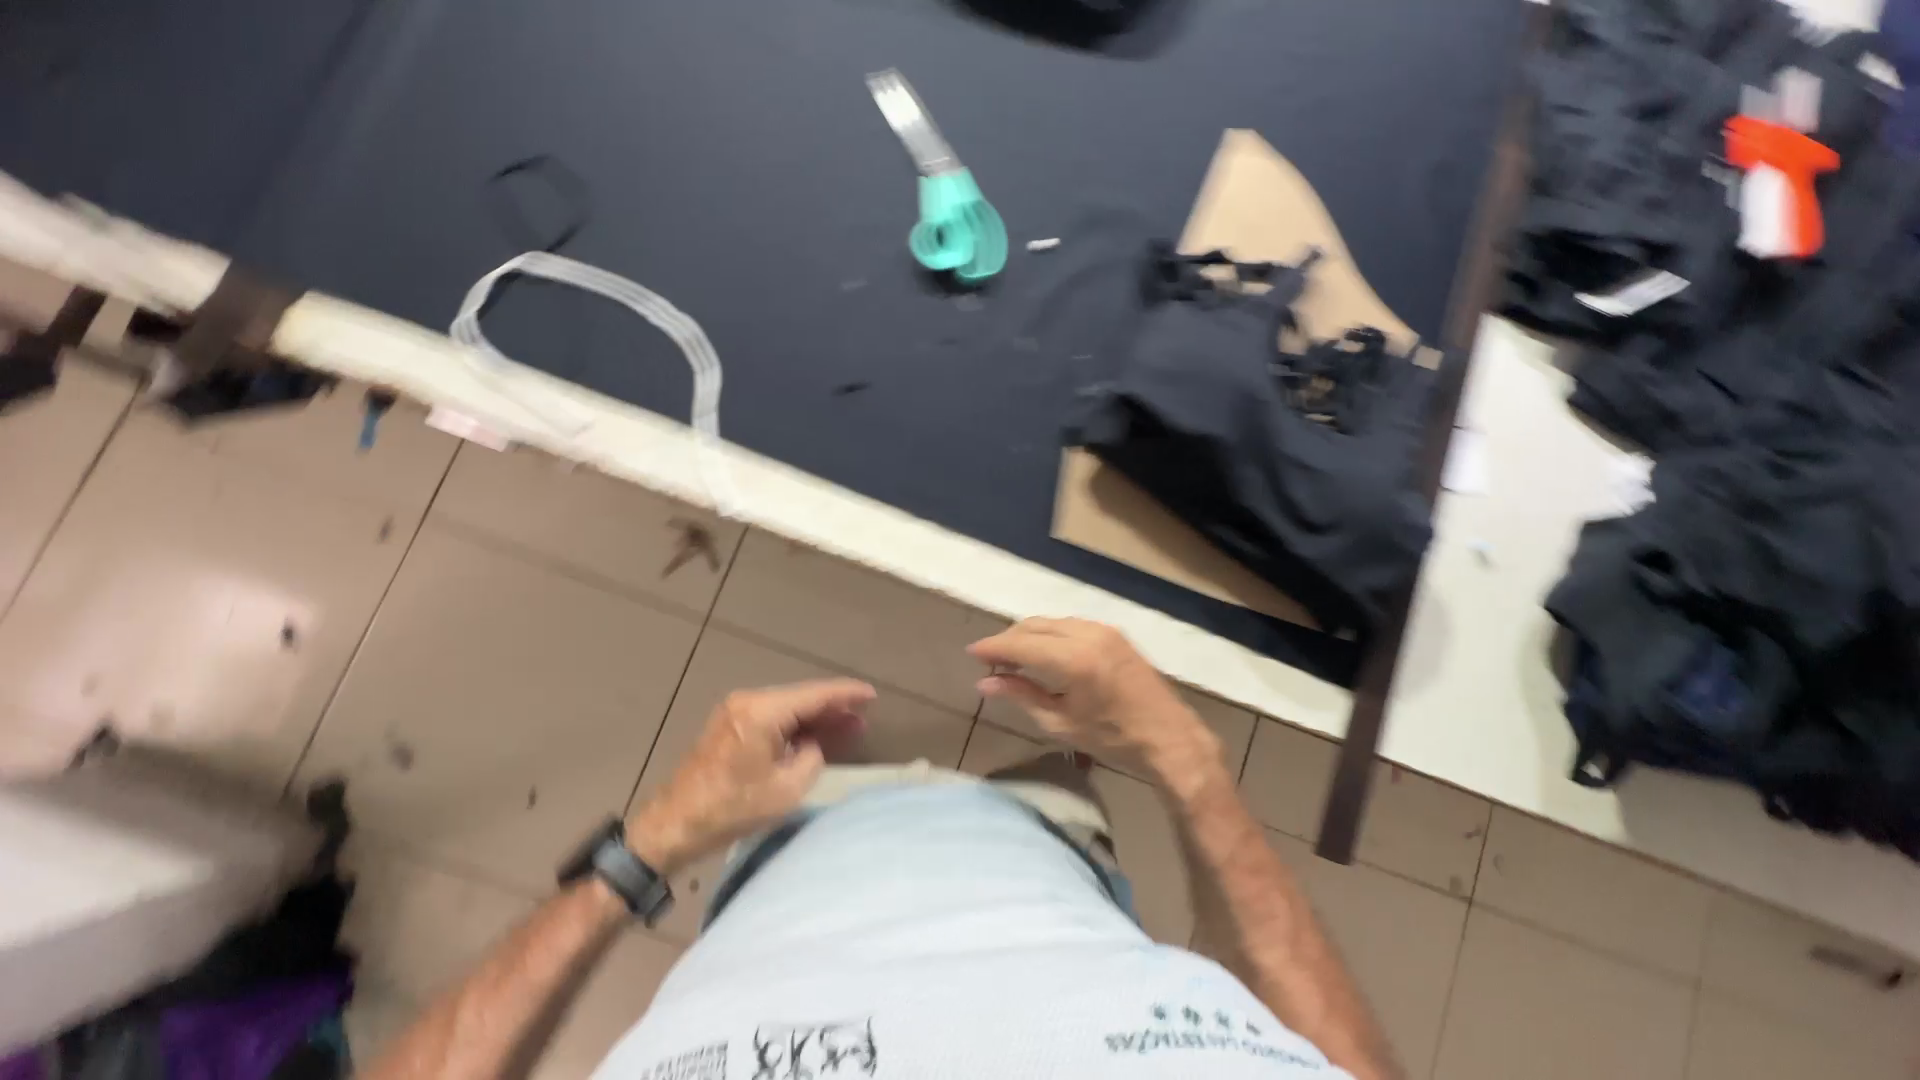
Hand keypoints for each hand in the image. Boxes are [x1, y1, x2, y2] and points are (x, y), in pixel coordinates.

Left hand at [626, 679, 874, 872]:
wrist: (675, 824)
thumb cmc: (733, 808)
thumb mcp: (787, 788)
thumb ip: (812, 756)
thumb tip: (813, 745)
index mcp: (763, 711)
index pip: (815, 695)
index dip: (846, 694)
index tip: (872, 695)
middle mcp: (748, 702)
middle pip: (801, 698)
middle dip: (833, 708)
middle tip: (863, 718)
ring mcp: (735, 712)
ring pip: (786, 708)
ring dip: (814, 718)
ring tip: (847, 727)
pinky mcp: (729, 727)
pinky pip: (771, 718)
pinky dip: (794, 726)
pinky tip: (814, 736)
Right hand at [968, 618, 1222, 789]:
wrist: (1170, 738)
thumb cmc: (1114, 739)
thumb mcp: (1061, 723)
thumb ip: (1021, 696)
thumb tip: (985, 683)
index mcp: (1073, 659)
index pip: (1021, 644)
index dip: (993, 648)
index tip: (971, 654)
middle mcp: (1088, 634)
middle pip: (1034, 626)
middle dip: (1009, 639)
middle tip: (990, 662)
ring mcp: (1104, 631)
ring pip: (1053, 622)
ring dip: (1029, 635)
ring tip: (1014, 660)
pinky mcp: (1115, 634)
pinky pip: (1071, 625)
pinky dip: (1051, 634)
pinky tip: (1044, 654)